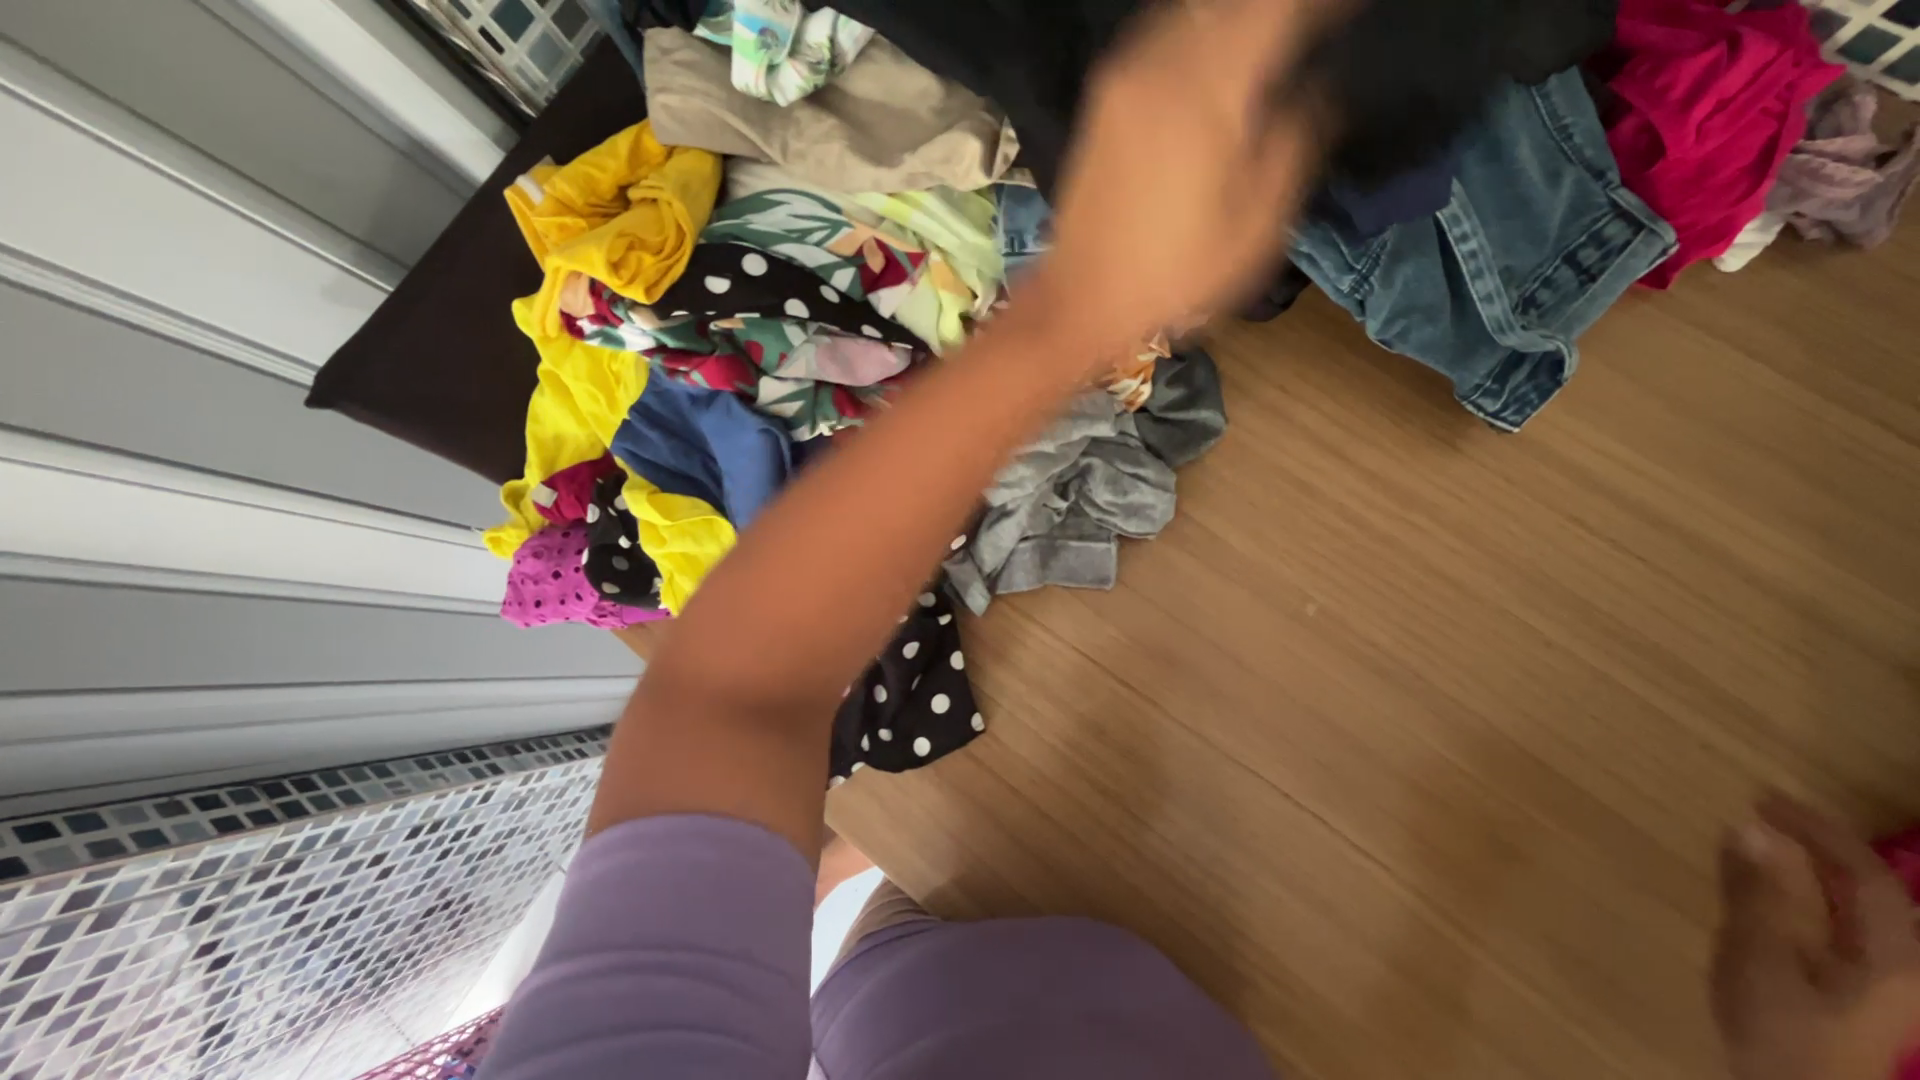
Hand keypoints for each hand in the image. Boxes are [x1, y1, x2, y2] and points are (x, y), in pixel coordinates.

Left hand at [1026, 0, 1342, 358]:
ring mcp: (1123, 79)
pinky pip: (1160, 35)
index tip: (1352, 12)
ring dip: (1238, 14)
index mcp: (1209, 90)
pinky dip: (1198, 29)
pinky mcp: (1103, 99)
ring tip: (1274, 35)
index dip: (1322, 6)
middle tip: (1316, 25)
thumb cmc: (1177, 274)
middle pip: (1232, 3)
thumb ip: (1298, 138)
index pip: (1279, 9)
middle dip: (1281, 10)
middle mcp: (1160, 66)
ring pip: (1193, 12)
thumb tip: (1315, 87)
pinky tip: (1216, 53)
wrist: (1082, 300)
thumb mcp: (1258, 223)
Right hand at [1712, 794, 1919, 1079]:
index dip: (1817, 829)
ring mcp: (1878, 983)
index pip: (1865, 872)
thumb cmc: (1786, 1031)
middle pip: (1866, 890)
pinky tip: (1765, 898)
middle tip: (1759, 814)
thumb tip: (1749, 827)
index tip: (1760, 798)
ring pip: (1849, 911)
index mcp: (1893, 953)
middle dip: (1816, 846)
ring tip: (1757, 845)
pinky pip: (1833, 931)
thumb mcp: (1762, 960)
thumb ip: (1757, 893)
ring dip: (1807, 872)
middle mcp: (1898, 963)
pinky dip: (1800, 901)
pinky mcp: (1851, 996)